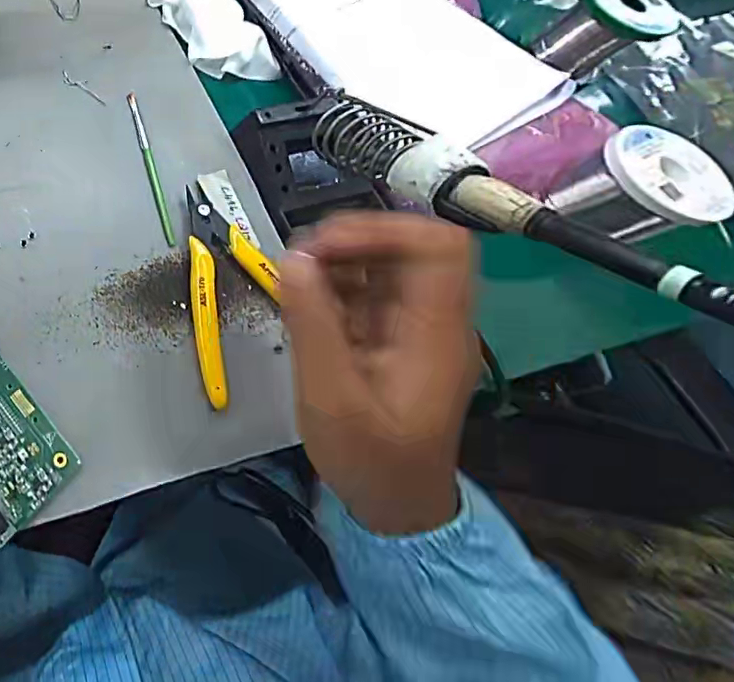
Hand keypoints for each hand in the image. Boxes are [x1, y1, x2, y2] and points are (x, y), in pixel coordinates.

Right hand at [279, 212, 478, 535]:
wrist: (394, 506)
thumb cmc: (372, 461)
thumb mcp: (332, 398)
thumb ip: (312, 324)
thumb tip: (294, 260)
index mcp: (436, 332)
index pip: (439, 246)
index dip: (385, 228)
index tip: (329, 244)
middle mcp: (433, 319)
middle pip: (408, 245)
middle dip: (349, 240)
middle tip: (302, 260)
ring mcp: (415, 325)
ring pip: (384, 261)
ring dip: (337, 260)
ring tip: (298, 280)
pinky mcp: (393, 333)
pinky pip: (367, 287)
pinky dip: (334, 283)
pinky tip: (308, 302)